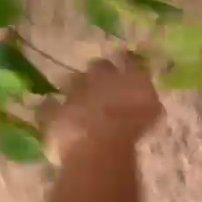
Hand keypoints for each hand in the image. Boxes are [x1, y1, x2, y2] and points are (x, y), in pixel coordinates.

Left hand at [44, 54, 163, 159]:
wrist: (103, 143)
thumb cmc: (134, 127)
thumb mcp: (154, 111)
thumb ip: (149, 100)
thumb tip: (147, 98)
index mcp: (128, 75)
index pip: (128, 58)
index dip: (126, 58)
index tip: (126, 59)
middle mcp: (101, 78)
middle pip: (98, 65)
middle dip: (99, 71)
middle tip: (101, 80)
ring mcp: (76, 93)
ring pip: (72, 80)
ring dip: (76, 86)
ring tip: (77, 95)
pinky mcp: (56, 111)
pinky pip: (48, 105)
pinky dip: (49, 106)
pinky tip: (49, 107)